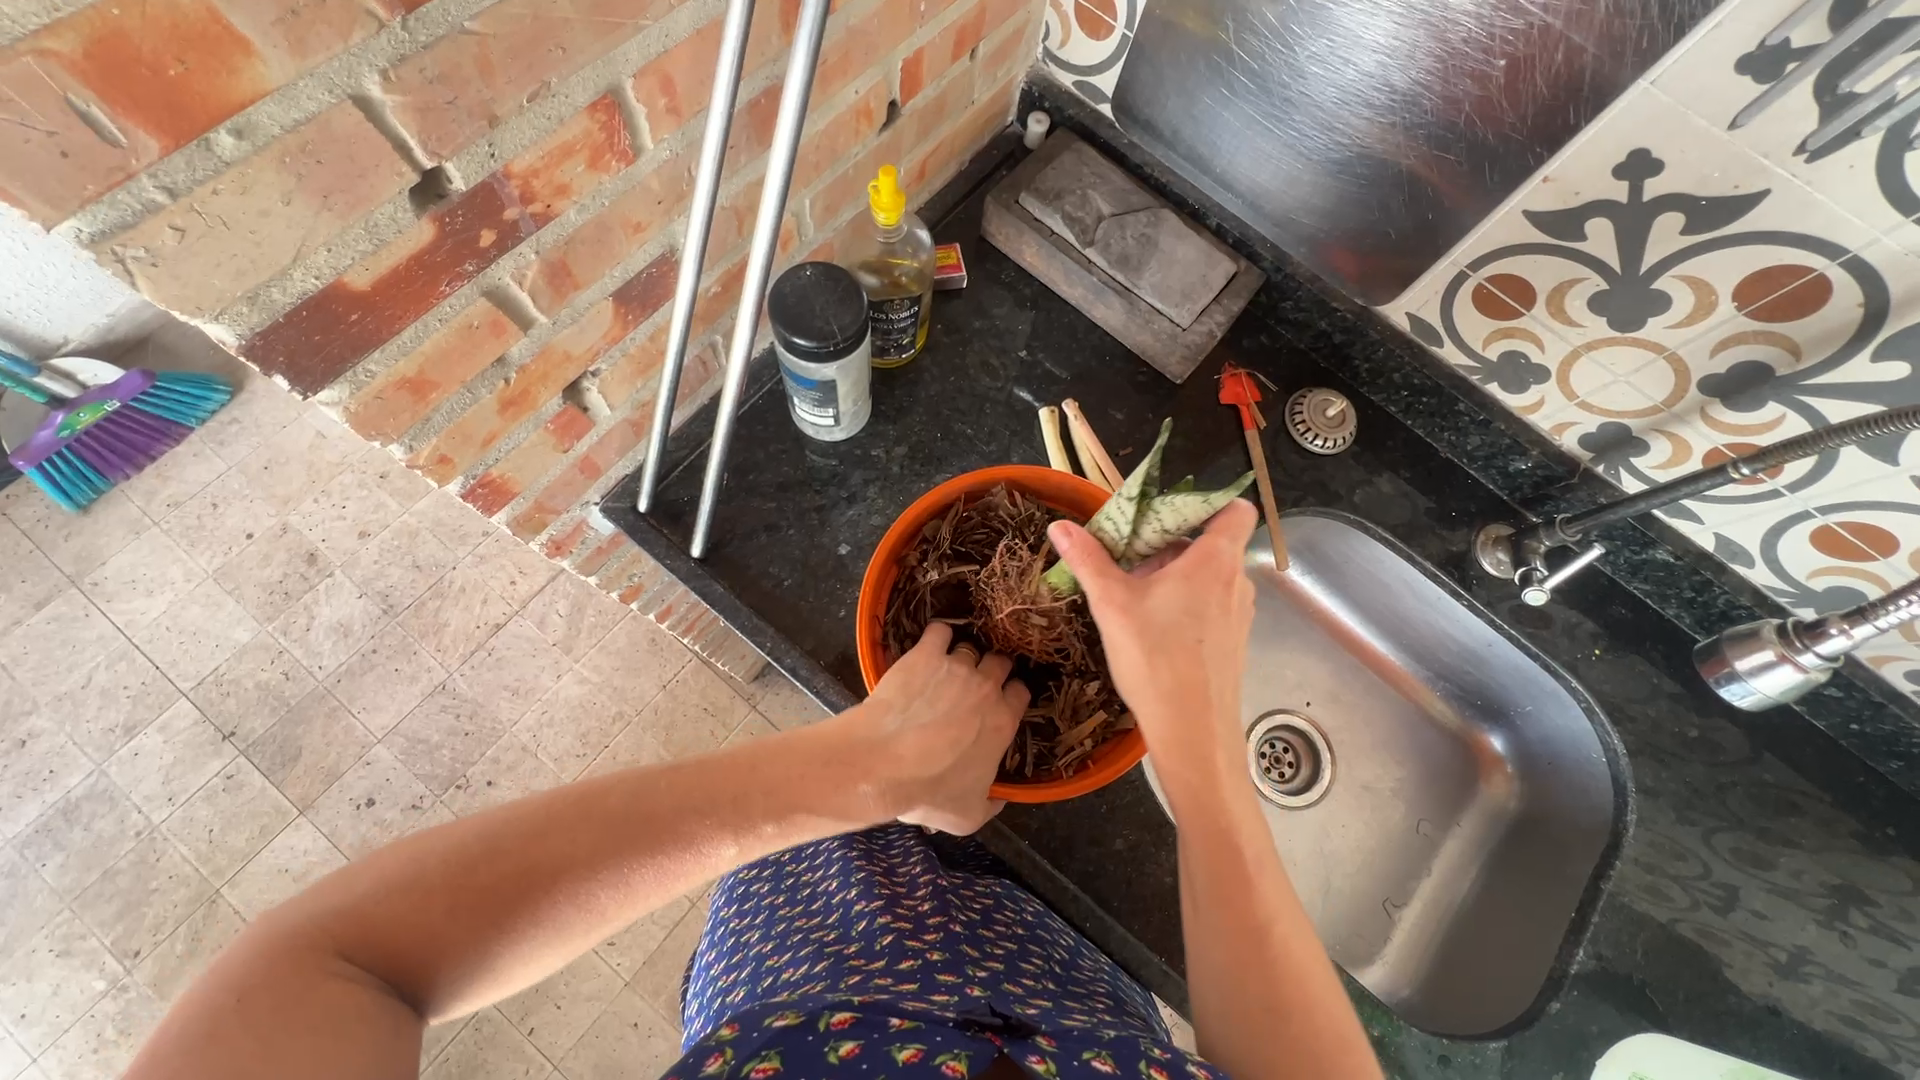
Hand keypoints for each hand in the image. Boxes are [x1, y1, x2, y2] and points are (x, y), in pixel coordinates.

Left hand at [852, 623, 1027, 833]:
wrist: (883, 763)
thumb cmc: (928, 791)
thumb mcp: (968, 815)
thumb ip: (991, 804)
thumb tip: (999, 801)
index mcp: (1003, 722)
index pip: (1021, 693)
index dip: (1011, 695)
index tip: (999, 701)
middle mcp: (986, 687)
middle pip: (1000, 662)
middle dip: (991, 669)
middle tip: (973, 682)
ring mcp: (956, 666)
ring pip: (969, 647)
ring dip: (961, 656)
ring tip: (946, 668)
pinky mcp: (926, 654)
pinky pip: (940, 630)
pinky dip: (937, 635)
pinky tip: (929, 645)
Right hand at [1047, 499, 1257, 817]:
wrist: (1193, 731)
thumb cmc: (1156, 658)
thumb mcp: (1112, 604)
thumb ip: (1087, 559)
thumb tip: (1059, 525)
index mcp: (1215, 559)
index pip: (1235, 509)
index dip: (1209, 501)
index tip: (1169, 508)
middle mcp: (1236, 581)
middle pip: (1211, 543)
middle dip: (1171, 542)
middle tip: (1130, 554)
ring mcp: (1239, 614)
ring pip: (1209, 576)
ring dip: (1176, 574)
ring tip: (1135, 590)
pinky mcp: (1234, 642)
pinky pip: (1211, 604)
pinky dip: (1186, 602)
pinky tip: (1152, 626)